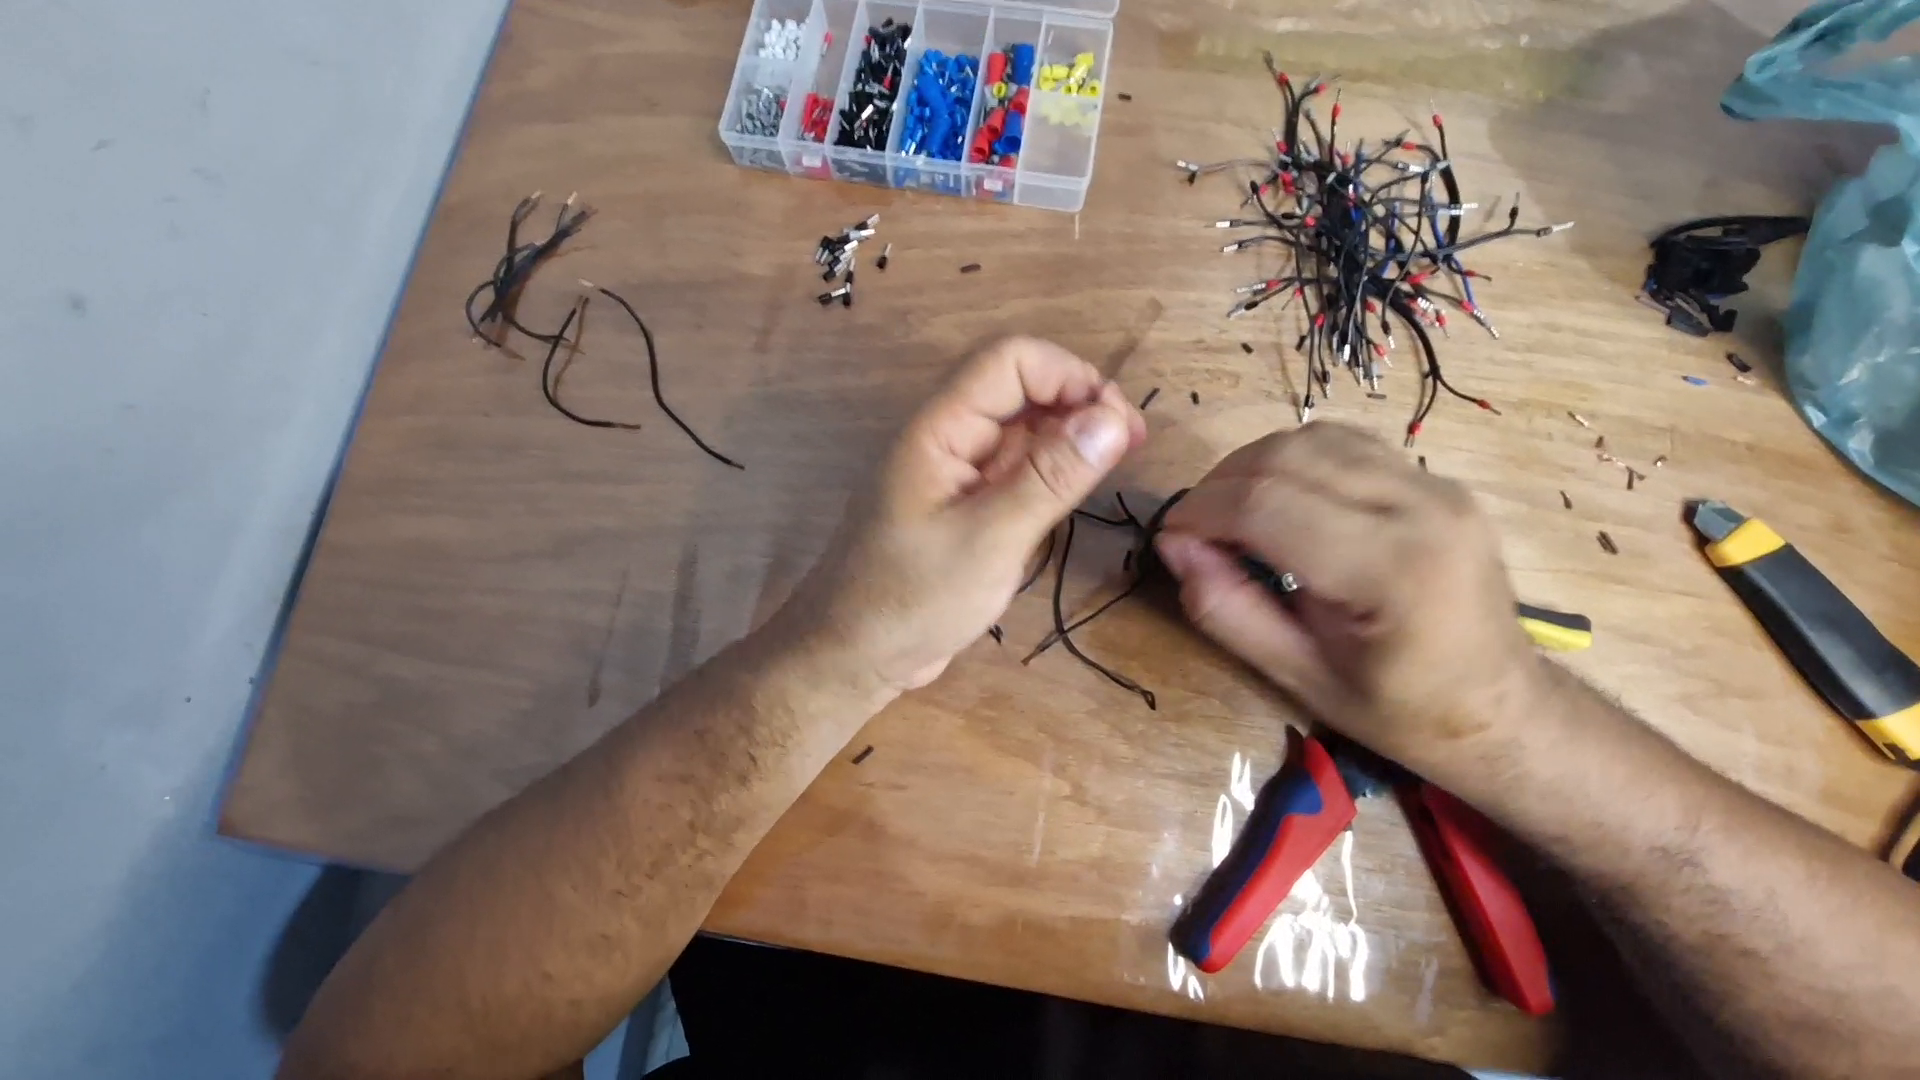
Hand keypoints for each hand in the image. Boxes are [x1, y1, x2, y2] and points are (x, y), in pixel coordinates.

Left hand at [775, 337, 1146, 693]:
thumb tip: (1112, 418)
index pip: (1009, 361)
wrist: (854, 655)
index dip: (1069, 375)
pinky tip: (1074, 492)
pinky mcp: (963, 505)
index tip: (1118, 423)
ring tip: (1112, 465)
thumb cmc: (912, 600)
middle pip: (1018, 389)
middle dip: (1077, 403)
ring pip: (1020, 429)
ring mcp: (954, 473)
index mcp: (938, 429)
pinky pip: (1012, 469)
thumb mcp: (989, 541)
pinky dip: (1048, 472)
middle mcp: (946, 438)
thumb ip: (1049, 478)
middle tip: (1129, 445)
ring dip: (1068, 437)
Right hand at [1152, 422, 1543, 789]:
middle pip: (1286, 456)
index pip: (1267, 505)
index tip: (1170, 538)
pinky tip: (1274, 498)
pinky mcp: (1435, 480)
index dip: (1201, 512)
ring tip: (1226, 512)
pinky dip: (1291, 460)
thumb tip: (1174, 545)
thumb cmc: (1400, 712)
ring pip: (1312, 438)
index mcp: (1392, 569)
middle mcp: (1421, 507)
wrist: (1503, 708)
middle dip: (1219, 485)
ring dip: (1251, 466)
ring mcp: (1436, 485)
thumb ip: (1229, 609)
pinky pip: (1343, 445)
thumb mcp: (1300, 677)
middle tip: (1193, 530)